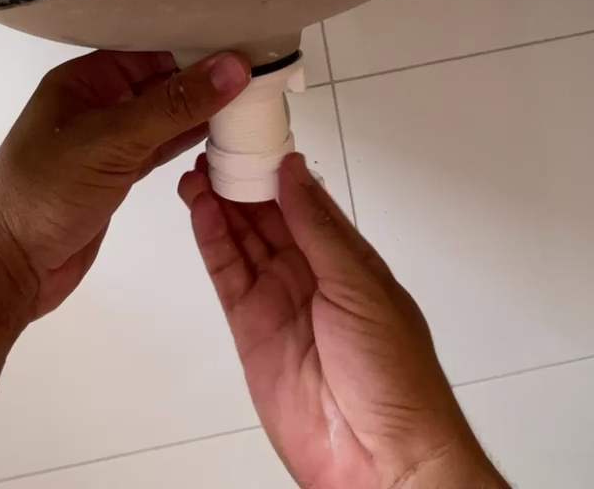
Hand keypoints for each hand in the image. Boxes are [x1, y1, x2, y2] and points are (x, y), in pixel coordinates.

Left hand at [0, 49, 250, 318]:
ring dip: (199, 111)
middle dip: (202, 76)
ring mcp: (106, 140)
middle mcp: (96, 102)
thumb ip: (173, 105)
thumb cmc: (47, 190)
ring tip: (253, 97)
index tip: (242, 38)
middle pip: (158, 80)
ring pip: (162, 116)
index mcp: (84, 78)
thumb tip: (234, 65)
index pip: (147, 48)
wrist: (6, 266)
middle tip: (260, 67)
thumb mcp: (112, 140)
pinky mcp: (117, 175)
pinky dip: (187, 141)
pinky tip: (221, 133)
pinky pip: (158, 147)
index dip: (191, 43)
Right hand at [180, 153, 507, 488]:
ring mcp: (277, 298)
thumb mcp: (359, 284)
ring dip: (218, 203)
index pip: (301, 198)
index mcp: (344, 257)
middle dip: (240, 180)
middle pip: (265, 214)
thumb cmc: (395, 376)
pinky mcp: (251, 327)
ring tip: (198, 171)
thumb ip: (317, 227)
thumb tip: (293, 171)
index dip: (275, 167)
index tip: (252, 136)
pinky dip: (210, 239)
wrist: (379, 461)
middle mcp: (308, 273)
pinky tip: (200, 210)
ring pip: (240, 238)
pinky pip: (226, 273)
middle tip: (215, 148)